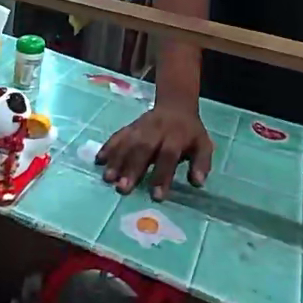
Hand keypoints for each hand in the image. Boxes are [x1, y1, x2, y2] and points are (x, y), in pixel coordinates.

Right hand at [94, 106, 214, 199]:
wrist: (176, 106)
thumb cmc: (190, 132)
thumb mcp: (203, 145)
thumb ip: (201, 163)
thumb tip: (197, 183)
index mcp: (177, 137)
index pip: (169, 155)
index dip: (162, 175)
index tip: (156, 196)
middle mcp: (157, 131)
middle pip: (143, 148)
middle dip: (132, 168)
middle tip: (122, 189)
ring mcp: (142, 127)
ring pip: (128, 142)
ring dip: (117, 159)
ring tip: (108, 178)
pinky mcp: (131, 126)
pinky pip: (119, 135)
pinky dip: (108, 146)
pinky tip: (99, 160)